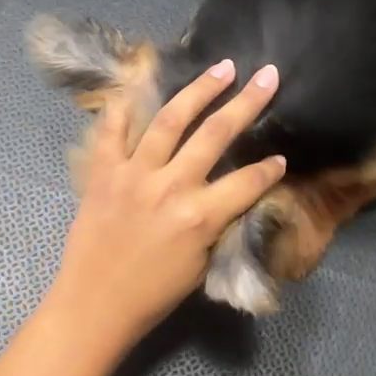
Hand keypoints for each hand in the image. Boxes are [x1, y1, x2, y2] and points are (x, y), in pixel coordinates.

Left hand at [42, 60, 284, 350]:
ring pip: (171, 120)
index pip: (247, 181)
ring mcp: (133, 174)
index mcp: (200, 216)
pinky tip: (142, 83)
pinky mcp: (103, 173)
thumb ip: (217, 224)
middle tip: (267, 75)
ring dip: (200, 90)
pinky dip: (126, 106)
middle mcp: (171, 186)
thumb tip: (230, 196)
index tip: (280, 158)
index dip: (269, 169)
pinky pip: (113, 130)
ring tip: (223, 68)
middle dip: (247, 103)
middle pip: (216, 134)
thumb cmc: (153, 295)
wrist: (94, 306)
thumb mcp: (201, 264)